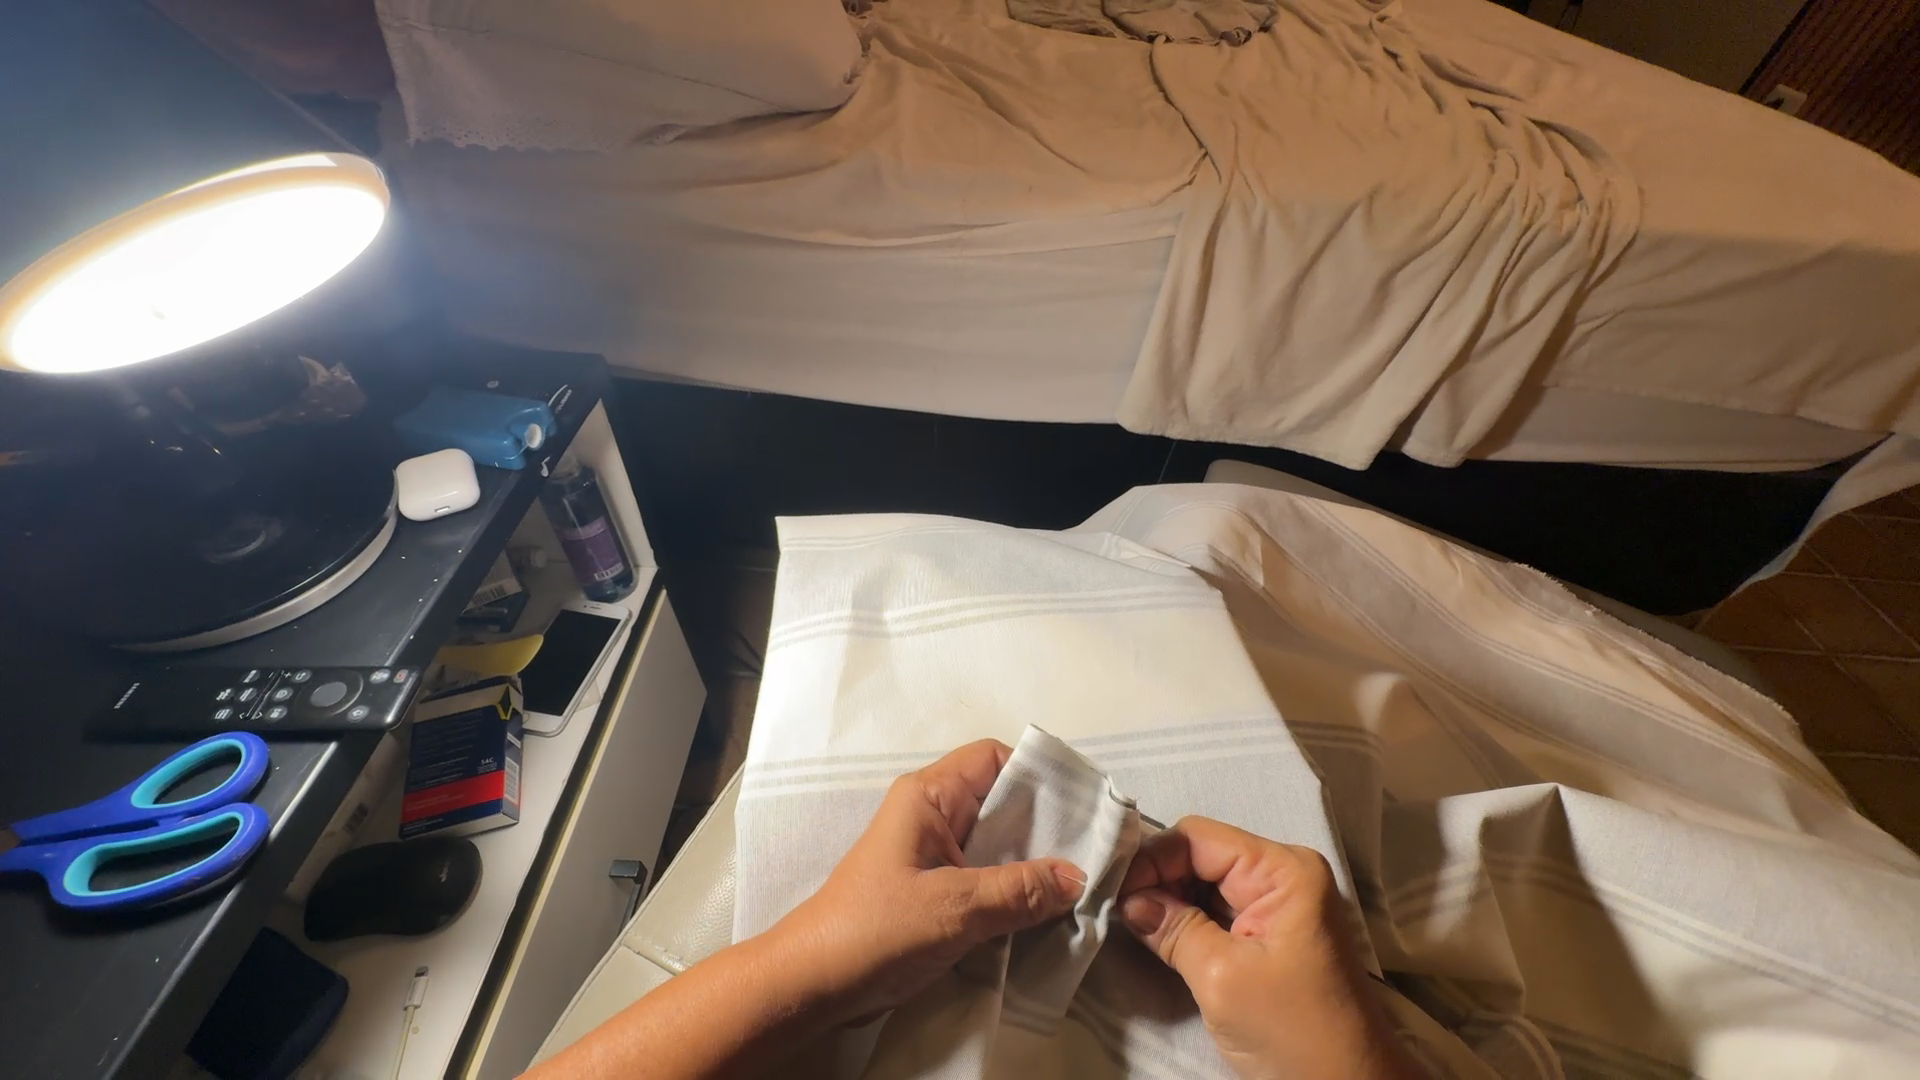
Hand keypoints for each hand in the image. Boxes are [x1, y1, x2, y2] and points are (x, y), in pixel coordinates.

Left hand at [768, 739, 1086, 1023]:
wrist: (815, 983)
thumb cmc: (875, 929)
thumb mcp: (953, 907)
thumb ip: (1018, 891)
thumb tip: (1080, 877)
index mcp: (930, 795)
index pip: (992, 758)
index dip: (1037, 773)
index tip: (1082, 802)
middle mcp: (935, 814)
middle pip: (1002, 800)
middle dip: (1047, 822)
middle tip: (1096, 847)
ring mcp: (937, 852)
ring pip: (999, 840)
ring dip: (1036, 860)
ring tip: (1084, 879)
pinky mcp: (939, 888)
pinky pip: (990, 873)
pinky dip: (1018, 887)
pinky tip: (1050, 908)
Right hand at [1119, 817, 1421, 1079]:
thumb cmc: (1293, 1035)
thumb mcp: (1221, 979)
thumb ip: (1172, 928)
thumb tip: (1127, 900)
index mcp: (1282, 869)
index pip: (1198, 838)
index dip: (1152, 859)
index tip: (1115, 891)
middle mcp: (1282, 870)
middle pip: (1201, 853)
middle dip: (1158, 878)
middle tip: (1120, 909)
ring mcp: (1279, 899)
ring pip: (1205, 878)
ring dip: (1170, 898)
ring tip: (1136, 921)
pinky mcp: (1272, 926)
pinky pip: (1218, 904)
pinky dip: (1188, 916)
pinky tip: (1162, 932)